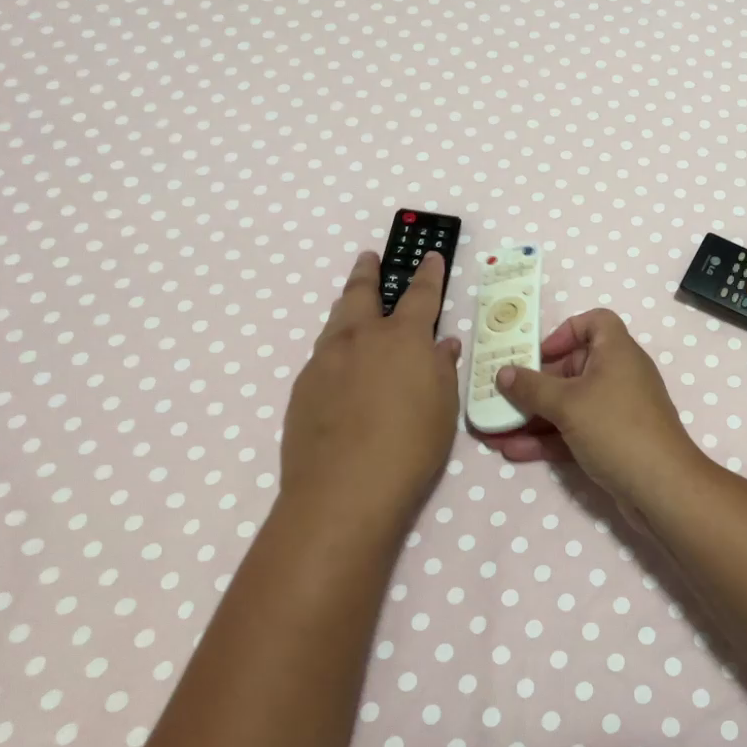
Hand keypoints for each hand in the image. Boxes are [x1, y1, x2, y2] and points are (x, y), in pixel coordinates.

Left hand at [281, 251, 460, 526]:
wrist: (343, 490)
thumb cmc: (410, 445)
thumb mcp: (443, 405)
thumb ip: (441, 369)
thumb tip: (442, 346)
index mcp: (403, 337)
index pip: (421, 295)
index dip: (428, 274)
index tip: (430, 256)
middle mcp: (361, 339)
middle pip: (362, 294)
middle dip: (369, 273)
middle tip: (370, 258)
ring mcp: (325, 362)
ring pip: (336, 322)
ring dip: (348, 307)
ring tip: (353, 304)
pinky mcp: (302, 389)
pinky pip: (323, 356)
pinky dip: (337, 348)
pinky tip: (343, 367)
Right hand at [487, 308, 711, 509]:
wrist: (661, 486)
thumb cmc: (615, 428)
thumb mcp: (568, 404)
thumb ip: (532, 388)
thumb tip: (503, 373)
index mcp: (616, 351)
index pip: (596, 322)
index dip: (566, 331)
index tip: (539, 353)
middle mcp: (619, 375)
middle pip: (573, 367)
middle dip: (534, 383)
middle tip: (500, 396)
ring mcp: (617, 410)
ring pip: (569, 404)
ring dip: (533, 416)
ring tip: (493, 430)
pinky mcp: (613, 441)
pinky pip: (574, 431)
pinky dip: (547, 438)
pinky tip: (513, 451)